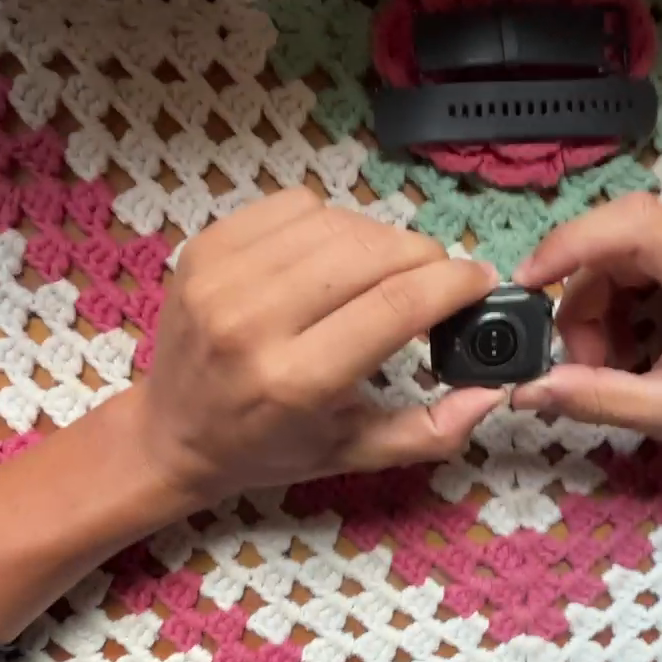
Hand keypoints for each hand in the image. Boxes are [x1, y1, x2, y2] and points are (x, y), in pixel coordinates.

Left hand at [130, 189, 503, 503]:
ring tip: (390, 272)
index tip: (482, 281)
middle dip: (426, 257)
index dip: (452, 284)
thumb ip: (428, 432)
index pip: (394, 306)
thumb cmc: (268, 450)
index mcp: (295, 381)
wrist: (169, 432)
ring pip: (338, 221)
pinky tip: (335, 257)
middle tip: (441, 281)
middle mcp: (254, 320)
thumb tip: (492, 391)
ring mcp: (223, 274)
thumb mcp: (352, 455)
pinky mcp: (206, 244)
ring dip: (383, 239)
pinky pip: (296, 206)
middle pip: (371, 253)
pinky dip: (334, 222)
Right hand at [508, 194, 661, 458]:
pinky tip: (625, 346)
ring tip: (605, 364)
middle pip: (619, 241)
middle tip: (579, 360)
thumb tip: (526, 390)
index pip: (635, 226)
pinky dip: (616, 303)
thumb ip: (596, 398)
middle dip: (581, 298)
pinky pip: (638, 262)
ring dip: (596, 307)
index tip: (528, 283)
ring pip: (622, 253)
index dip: (572, 244)